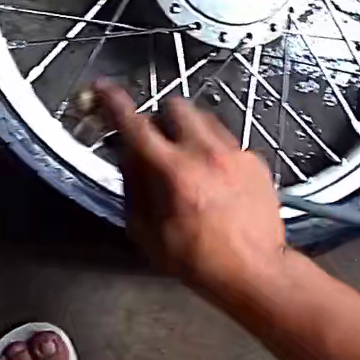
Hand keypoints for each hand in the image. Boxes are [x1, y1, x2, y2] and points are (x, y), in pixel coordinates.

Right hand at [94, 80, 288, 297]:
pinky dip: (215, 151)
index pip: (135, 126)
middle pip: (176, 105)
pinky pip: (228, 141)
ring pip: (205, 118)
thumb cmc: (199, 261)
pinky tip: (216, 178)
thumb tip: (128, 157)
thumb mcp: (149, 234)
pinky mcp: (255, 160)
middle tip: (157, 141)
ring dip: (189, 130)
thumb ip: (133, 189)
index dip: (113, 102)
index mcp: (174, 172)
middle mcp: (206, 152)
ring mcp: (235, 153)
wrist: (257, 271)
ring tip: (189, 159)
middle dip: (161, 118)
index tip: (102, 88)